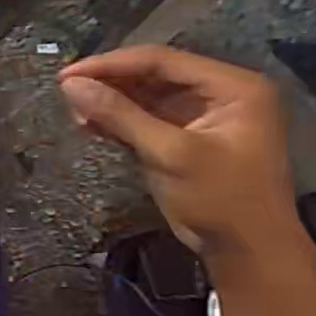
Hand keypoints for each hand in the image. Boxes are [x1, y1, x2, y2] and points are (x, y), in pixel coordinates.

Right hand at [58, 45, 294, 258]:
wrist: (249, 254)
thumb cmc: (222, 200)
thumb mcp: (170, 153)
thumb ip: (119, 114)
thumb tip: (69, 84)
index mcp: (233, 87)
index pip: (161, 61)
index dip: (110, 64)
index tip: (67, 75)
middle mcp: (219, 93)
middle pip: (151, 74)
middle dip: (108, 83)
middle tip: (67, 92)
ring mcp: (201, 114)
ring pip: (143, 94)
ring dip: (108, 101)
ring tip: (76, 112)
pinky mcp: (183, 135)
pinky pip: (143, 116)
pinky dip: (116, 119)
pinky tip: (89, 124)